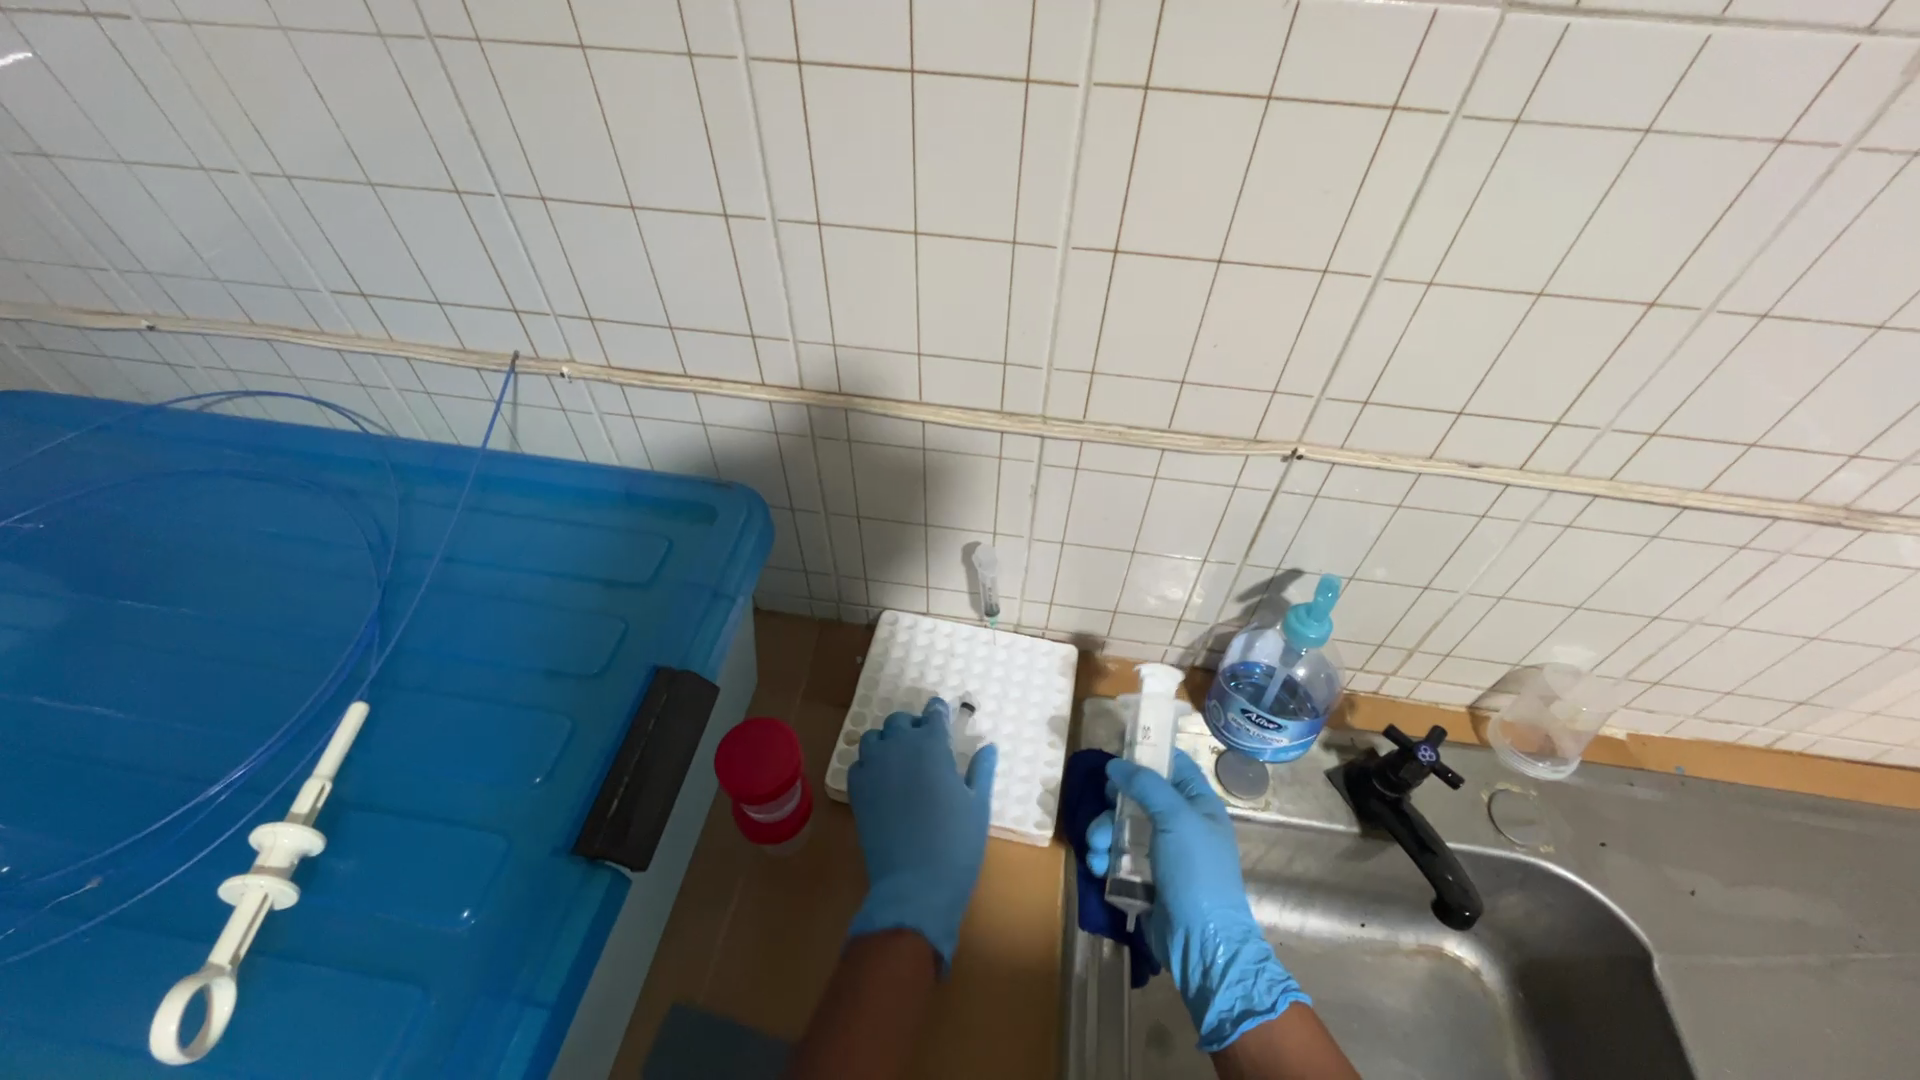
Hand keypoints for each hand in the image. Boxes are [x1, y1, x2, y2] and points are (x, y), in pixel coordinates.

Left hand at [846, 697, 996, 970]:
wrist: (915, 883)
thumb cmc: (956, 842)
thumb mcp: (977, 804)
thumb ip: (981, 770)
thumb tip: (988, 747)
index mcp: (932, 745)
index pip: (934, 713)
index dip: (939, 713)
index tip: (944, 718)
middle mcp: (898, 747)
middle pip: (900, 721)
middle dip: (912, 727)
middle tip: (925, 746)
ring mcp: (873, 767)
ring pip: (874, 738)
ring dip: (887, 742)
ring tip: (901, 761)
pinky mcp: (856, 790)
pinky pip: (859, 764)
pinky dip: (870, 765)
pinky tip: (883, 782)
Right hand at [1088, 750, 1308, 1051]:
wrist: (1202, 943)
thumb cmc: (1196, 872)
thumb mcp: (1176, 819)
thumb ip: (1147, 786)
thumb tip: (1116, 764)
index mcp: (1197, 804)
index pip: (1172, 765)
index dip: (1145, 756)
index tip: (1116, 754)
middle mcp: (1179, 823)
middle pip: (1137, 795)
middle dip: (1113, 804)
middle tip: (1102, 811)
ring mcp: (1160, 851)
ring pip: (1120, 826)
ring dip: (1102, 834)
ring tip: (1097, 851)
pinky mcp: (1142, 876)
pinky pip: (1116, 854)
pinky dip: (1103, 858)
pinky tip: (1098, 868)